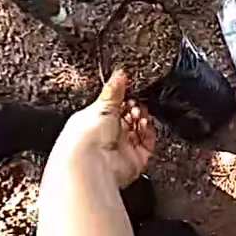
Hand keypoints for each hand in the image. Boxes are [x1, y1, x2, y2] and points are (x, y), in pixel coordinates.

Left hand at [50, 70, 157, 188]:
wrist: (92, 162)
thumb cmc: (85, 136)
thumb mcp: (101, 105)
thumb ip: (114, 90)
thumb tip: (120, 73)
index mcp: (94, 121)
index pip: (114, 107)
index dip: (124, 99)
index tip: (130, 92)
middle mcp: (108, 135)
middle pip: (129, 118)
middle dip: (135, 109)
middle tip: (136, 104)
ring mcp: (122, 147)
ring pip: (139, 130)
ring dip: (143, 120)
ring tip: (140, 114)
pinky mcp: (135, 159)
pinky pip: (148, 144)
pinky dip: (149, 133)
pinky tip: (146, 125)